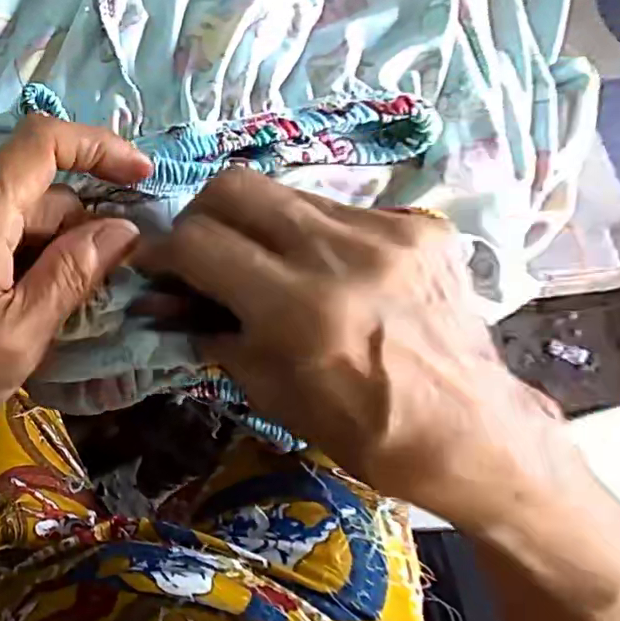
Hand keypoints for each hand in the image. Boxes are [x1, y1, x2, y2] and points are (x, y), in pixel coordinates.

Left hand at [0, 117, 151, 515]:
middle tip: (123, 274)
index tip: (141, 174)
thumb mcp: (19, 337)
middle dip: (87, 222)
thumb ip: (71, 275)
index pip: (38, 143)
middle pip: (38, 191)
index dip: (96, 145)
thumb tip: (123, 229)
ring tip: (89, 302)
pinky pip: (3, 243)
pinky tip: (51, 304)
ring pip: (24, 220)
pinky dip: (36, 262)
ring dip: (64, 249)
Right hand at [137, 169, 575, 531]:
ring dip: (248, 221)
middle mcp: (342, 253)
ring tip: (254, 260)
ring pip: (279, 189)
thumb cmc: (356, 426)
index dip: (159, 250)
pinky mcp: (419, 225)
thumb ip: (206, 329)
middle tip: (197, 251)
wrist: (470, 433)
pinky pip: (329, 207)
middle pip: (232, 187)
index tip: (150, 264)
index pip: (197, 241)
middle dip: (197, 216)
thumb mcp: (261, 384)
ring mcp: (388, 231)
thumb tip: (158, 300)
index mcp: (299, 307)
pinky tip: (313, 267)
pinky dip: (301, 232)